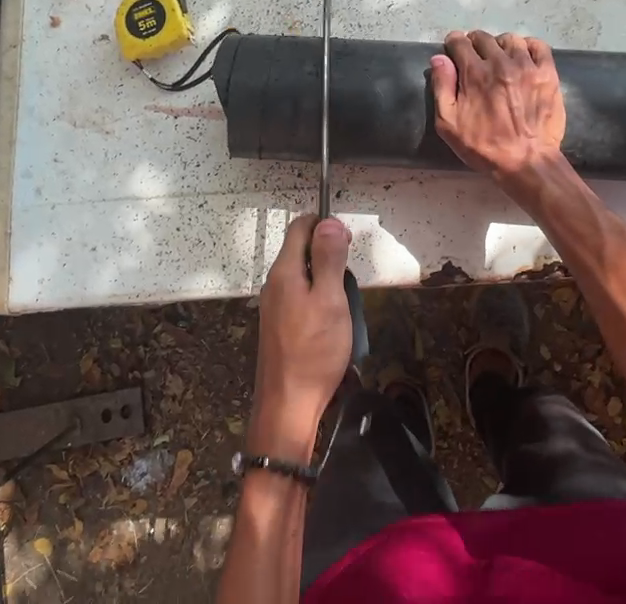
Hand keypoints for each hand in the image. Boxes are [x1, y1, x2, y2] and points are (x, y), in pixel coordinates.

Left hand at [251, 215, 353, 456]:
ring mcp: (275, 305)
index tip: (348, 244)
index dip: (326, 225)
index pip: (300, 227)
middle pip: (302, 250)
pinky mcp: (280, 325)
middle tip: (351, 281)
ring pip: (305, 276)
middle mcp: (275, 283)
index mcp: (284, 271)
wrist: (289, 404)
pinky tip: (333, 324)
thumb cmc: (314, 351)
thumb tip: (329, 221)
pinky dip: (321, 301)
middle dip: (330, 256)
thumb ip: (328, 259)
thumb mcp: (330, 299)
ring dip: (328, 282)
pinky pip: (302, 298)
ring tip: (346, 306)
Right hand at [429, 30, 566, 181]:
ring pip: (510, 40)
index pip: (460, 42)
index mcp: (474, 73)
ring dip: (500, 45)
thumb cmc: (483, 146)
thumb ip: (442, 87)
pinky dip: (528, 46)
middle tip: (475, 58)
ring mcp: (527, 66)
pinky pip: (538, 46)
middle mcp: (500, 63)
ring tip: (500, 58)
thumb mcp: (448, 124)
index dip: (454, 44)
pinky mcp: (547, 73)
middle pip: (484, 38)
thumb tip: (439, 59)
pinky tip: (523, 57)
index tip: (454, 50)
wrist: (526, 161)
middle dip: (475, 44)